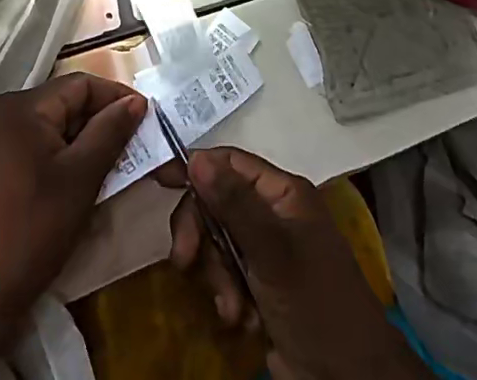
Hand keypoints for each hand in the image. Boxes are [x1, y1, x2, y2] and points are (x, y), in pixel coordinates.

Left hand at [0, 74, 146, 379]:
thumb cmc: (31, 228)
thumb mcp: (80, 178)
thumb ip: (109, 133)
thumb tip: (135, 101)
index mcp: (22, 105)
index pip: (80, 84)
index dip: (117, 98)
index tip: (150, 121)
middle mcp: (4, 111)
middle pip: (65, 102)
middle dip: (103, 121)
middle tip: (141, 147)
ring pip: (54, 125)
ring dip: (87, 141)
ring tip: (119, 166)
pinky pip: (38, 144)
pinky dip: (65, 155)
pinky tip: (85, 179)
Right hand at [161, 147, 425, 379]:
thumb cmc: (316, 306)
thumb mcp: (272, 253)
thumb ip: (233, 203)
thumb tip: (195, 157)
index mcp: (283, 194)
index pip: (228, 162)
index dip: (194, 168)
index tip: (160, 182)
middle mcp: (273, 213)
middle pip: (215, 202)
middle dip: (200, 234)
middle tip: (186, 261)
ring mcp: (266, 248)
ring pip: (215, 239)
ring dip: (216, 273)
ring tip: (232, 307)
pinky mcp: (259, 280)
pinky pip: (225, 270)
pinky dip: (226, 293)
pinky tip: (242, 318)